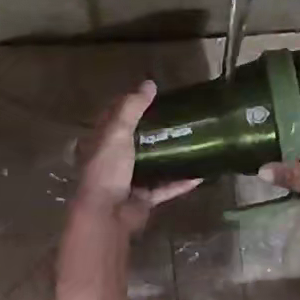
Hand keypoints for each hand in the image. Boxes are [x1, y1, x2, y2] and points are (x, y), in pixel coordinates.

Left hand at [73, 81, 201, 233]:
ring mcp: (128, 182)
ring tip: (190, 143)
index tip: (152, 96)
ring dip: (169, 157)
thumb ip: (132, 108)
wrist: (107, 215)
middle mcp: (112, 162)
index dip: (129, 105)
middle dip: (153, 131)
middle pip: (134, 142)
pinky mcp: (143, 200)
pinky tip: (199, 174)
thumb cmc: (107, 170)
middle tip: (178, 118)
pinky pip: (165, 188)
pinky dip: (180, 183)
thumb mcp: (117, 133)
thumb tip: (150, 84)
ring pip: (152, 166)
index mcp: (99, 143)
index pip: (113, 118)